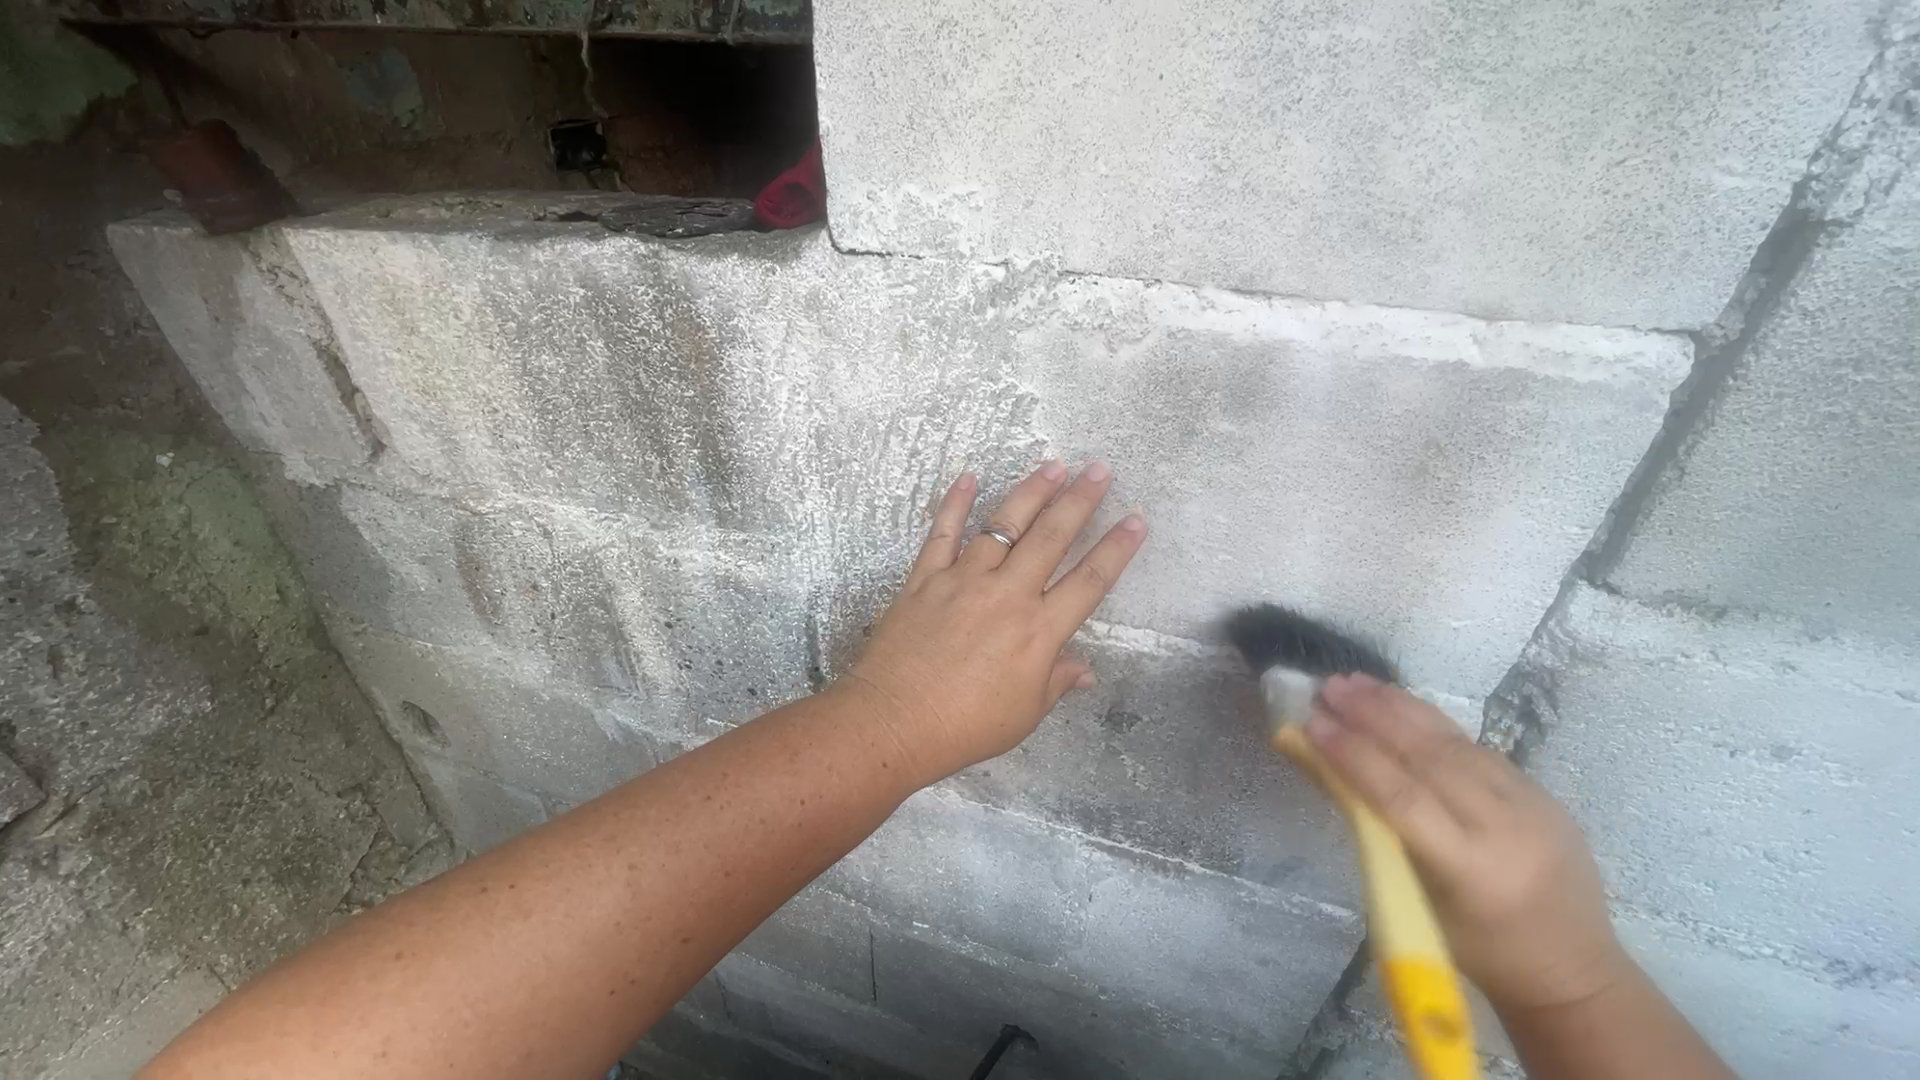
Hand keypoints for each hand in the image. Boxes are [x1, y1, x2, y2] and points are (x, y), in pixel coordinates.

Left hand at [841, 461, 1147, 785]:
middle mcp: (1007, 594)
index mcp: (1039, 630)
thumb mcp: (1024, 714)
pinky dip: (954, 502)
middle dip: (1080, 500)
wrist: (895, 722)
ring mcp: (963, 580)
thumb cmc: (965, 726)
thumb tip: (1084, 669)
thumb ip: (1056, 682)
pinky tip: (968, 476)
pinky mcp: (925, 578)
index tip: (1137, 519)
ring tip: (1054, 465)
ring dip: (1031, 492)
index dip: (1117, 549)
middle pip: (1052, 538)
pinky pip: (943, 532)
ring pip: (1003, 524)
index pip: (1090, 581)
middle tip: (1099, 469)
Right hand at [1306, 674, 1631, 1013]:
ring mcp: (1532, 805)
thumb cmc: (1476, 949)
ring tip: (1355, 683)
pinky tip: (1397, 703)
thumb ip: (1368, 828)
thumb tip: (1317, 765)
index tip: (1311, 723)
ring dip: (1398, 707)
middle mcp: (1506, 828)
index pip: (1402, 798)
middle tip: (1328, 688)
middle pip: (1430, 757)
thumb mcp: (1412, 896)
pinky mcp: (1541, 792)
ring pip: (1454, 742)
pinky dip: (1429, 721)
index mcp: (1472, 869)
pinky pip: (1475, 747)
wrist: (1574, 971)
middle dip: (1373, 717)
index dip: (1354, 757)